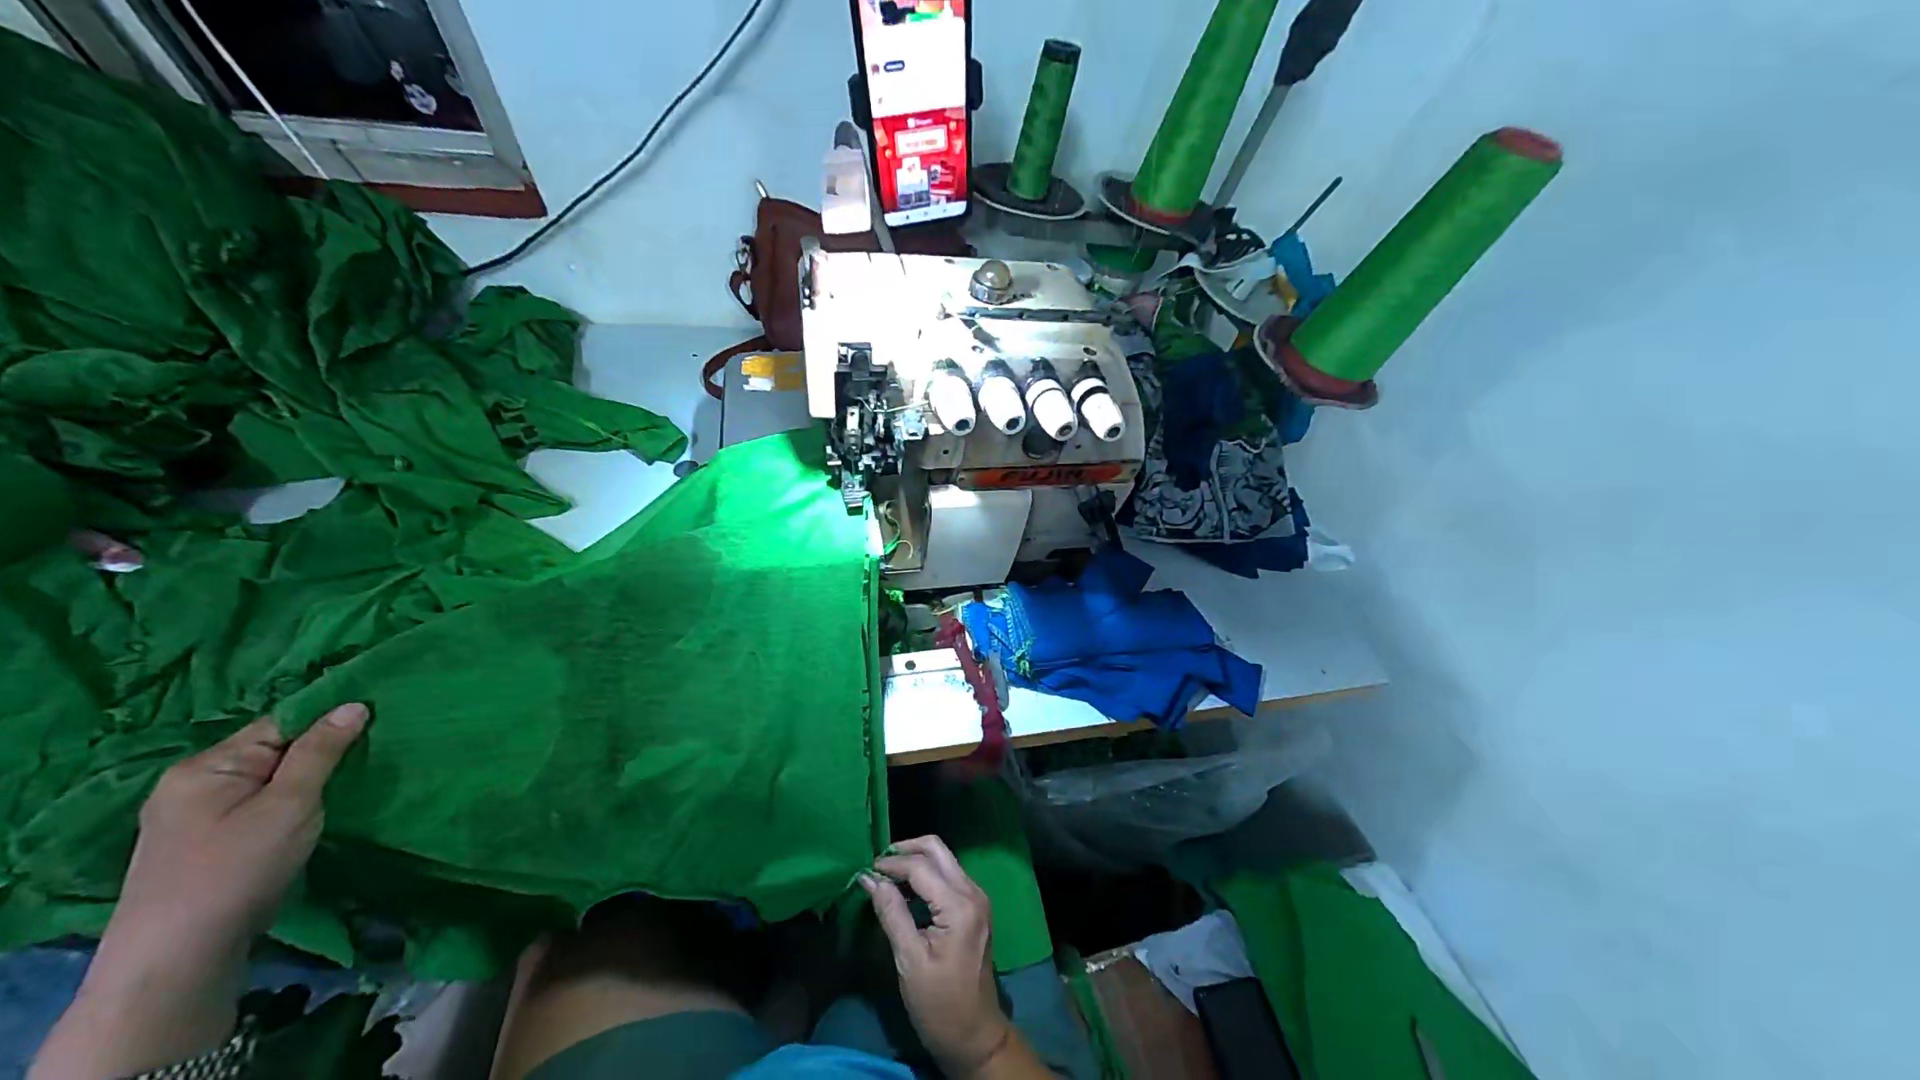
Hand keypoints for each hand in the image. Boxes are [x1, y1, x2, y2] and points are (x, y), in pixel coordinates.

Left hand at [115, 702, 368, 951]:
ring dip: (309, 780)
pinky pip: (259, 805)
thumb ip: (320, 751)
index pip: (281, 723)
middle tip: (374, 755)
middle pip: (274, 750)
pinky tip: (315, 814)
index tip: (378, 723)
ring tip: (353, 781)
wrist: (177, 959)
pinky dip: (292, 803)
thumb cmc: (236, 870)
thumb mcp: (289, 804)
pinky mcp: (206, 843)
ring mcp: (195, 816)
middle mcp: (193, 784)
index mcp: (206, 766)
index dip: (329, 721)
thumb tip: (353, 705)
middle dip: (322, 752)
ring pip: (270, 780)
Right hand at [860, 836, 1012, 1077]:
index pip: (920, 866)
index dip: (891, 864)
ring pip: (944, 859)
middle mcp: (973, 892)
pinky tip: (906, 889)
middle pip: (938, 849)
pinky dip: (927, 874)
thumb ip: (891, 913)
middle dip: (906, 850)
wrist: (975, 1034)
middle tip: (878, 864)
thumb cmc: (939, 1003)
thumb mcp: (909, 960)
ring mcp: (977, 898)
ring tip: (887, 875)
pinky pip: (949, 875)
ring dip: (916, 860)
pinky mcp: (975, 908)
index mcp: (959, 905)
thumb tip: (870, 879)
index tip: (866, 871)